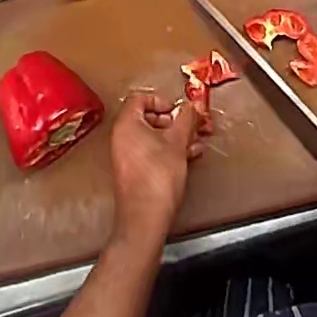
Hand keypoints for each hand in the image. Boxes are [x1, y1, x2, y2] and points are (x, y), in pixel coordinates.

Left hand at [109, 90, 204, 242]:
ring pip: (152, 136)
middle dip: (173, 120)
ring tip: (194, 140)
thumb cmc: (157, 178)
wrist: (146, 217)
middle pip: (147, 117)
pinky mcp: (133, 171)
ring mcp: (126, 155)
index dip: (161, 100)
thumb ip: (186, 119)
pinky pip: (151, 151)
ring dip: (174, 136)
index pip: (140, 98)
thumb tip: (192, 106)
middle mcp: (122, 138)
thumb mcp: (178, 142)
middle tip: (190, 124)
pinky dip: (168, 149)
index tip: (177, 109)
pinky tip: (188, 155)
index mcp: (127, 124)